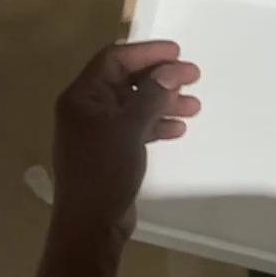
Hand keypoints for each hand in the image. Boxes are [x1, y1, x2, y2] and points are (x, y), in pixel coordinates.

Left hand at [51, 41, 199, 236]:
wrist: (91, 223)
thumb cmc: (104, 170)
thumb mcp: (129, 128)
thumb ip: (152, 96)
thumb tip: (171, 71)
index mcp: (81, 96)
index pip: (114, 60)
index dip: (147, 53)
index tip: (178, 53)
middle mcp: (86, 108)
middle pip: (126, 81)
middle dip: (161, 78)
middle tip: (194, 77)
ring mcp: (97, 130)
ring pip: (134, 105)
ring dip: (163, 102)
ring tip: (193, 106)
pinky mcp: (109, 150)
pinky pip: (134, 126)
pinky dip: (155, 124)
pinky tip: (177, 129)